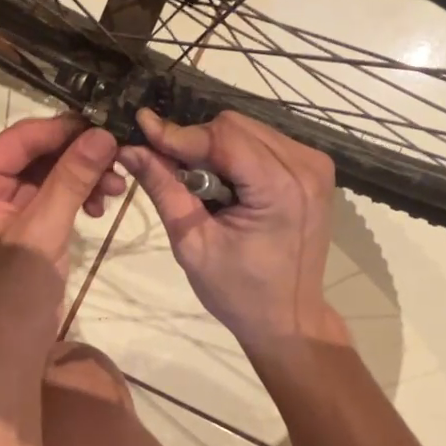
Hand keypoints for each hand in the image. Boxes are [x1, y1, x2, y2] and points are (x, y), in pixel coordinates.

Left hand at [0, 115, 125, 363]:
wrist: (7, 354)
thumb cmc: (13, 294)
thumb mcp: (43, 230)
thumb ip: (71, 178)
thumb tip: (103, 133)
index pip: (20, 139)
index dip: (66, 130)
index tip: (109, 126)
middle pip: (35, 154)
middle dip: (78, 158)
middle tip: (120, 163)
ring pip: (47, 174)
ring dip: (82, 178)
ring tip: (115, 191)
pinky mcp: (19, 227)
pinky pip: (50, 198)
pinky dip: (75, 198)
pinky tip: (99, 206)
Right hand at [117, 109, 339, 350]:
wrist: (288, 318)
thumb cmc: (238, 292)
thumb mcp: (192, 244)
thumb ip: (164, 190)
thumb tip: (130, 149)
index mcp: (280, 187)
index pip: (223, 137)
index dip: (179, 134)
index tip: (140, 129)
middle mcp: (306, 165)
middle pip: (236, 126)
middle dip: (196, 143)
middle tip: (169, 170)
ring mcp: (315, 165)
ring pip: (249, 130)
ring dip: (215, 149)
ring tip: (199, 185)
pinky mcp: (315, 170)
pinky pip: (264, 142)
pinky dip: (236, 155)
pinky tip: (224, 186)